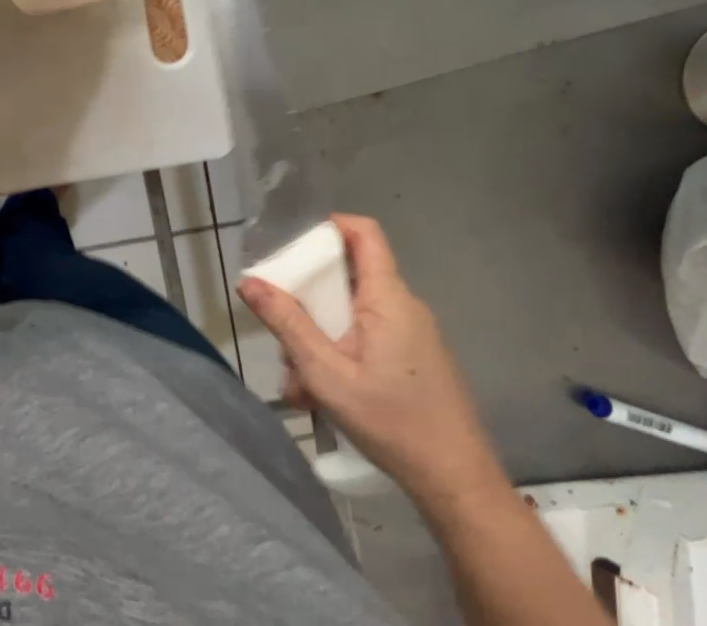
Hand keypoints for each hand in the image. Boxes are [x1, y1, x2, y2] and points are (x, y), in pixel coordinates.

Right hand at [237, 215, 503, 504]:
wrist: (456, 480)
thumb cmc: (393, 422)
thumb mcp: (326, 374)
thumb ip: (287, 324)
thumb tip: (249, 281)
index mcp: (388, 300)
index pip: (364, 233)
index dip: (328, 226)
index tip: (289, 244)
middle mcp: (403, 307)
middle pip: (344, 278)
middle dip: (304, 304)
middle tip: (281, 340)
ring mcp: (410, 334)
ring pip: (348, 315)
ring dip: (315, 341)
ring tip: (301, 387)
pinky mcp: (411, 357)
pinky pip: (363, 338)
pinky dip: (336, 356)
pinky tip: (321, 396)